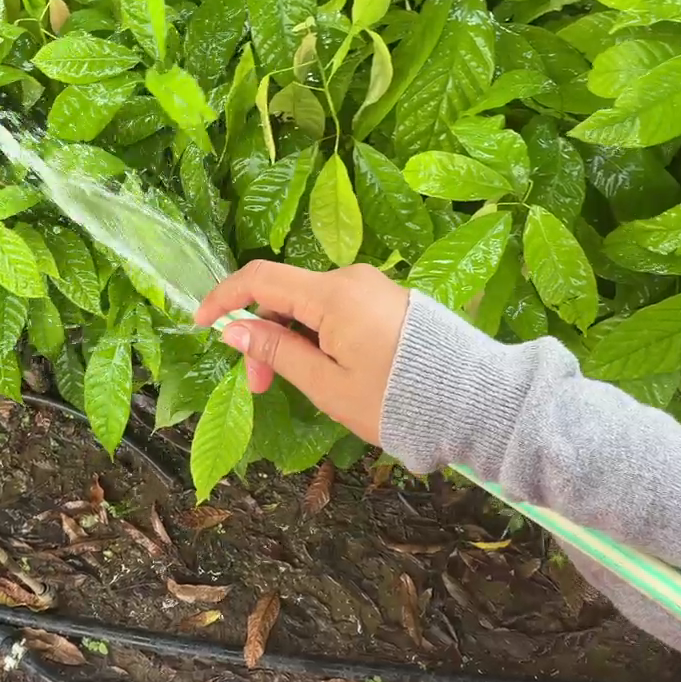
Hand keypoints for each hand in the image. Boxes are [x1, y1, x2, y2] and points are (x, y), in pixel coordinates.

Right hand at [194, 262, 409, 444]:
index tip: (202, 325)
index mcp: (333, 294)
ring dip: (289, 339)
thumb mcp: (327, 384)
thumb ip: (277, 352)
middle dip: (262, 335)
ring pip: (309, 305)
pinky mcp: (386, 301)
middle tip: (261, 387)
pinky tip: (324, 369)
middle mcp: (351, 279)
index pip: (260, 279)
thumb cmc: (397, 399)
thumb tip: (235, 330)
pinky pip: (335, 310)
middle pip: (284, 295)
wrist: (478, 402)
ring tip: (296, 385)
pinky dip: (316, 335)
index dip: (225, 299)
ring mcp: (371, 287)